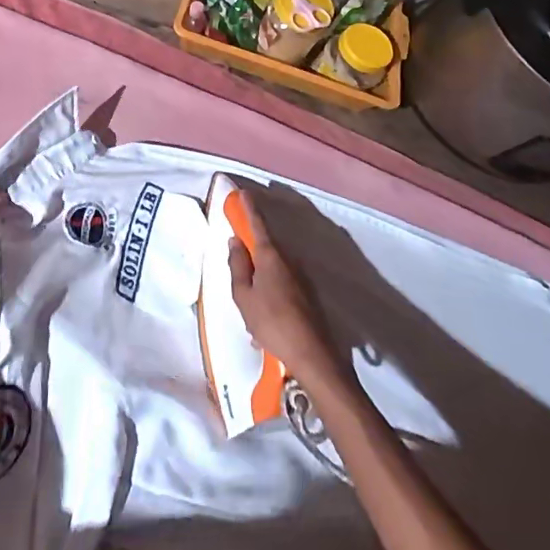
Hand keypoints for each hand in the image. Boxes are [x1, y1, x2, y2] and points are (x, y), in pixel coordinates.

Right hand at [228, 189, 336, 381]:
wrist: (314, 356)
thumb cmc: (271, 322)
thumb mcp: (243, 295)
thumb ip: (237, 266)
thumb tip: (235, 242)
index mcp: (271, 256)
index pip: (258, 224)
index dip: (249, 208)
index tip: (243, 193)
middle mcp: (290, 261)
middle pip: (268, 245)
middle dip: (253, 245)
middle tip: (238, 251)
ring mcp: (303, 277)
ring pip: (276, 266)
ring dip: (262, 271)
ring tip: (249, 295)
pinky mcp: (309, 294)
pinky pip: (284, 282)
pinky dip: (272, 288)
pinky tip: (264, 313)